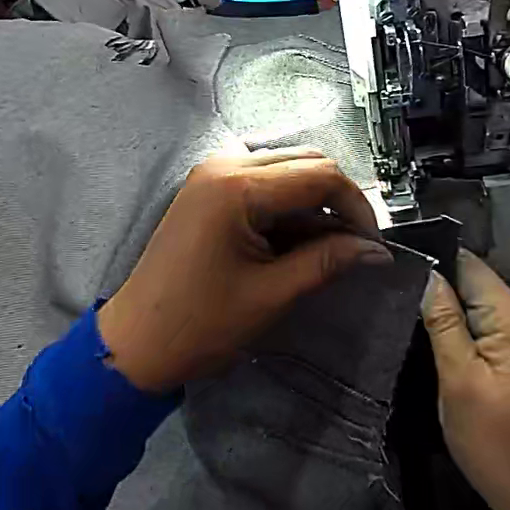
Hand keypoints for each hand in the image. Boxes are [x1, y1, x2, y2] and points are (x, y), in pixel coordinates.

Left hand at [98, 148, 390, 392]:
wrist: (133, 346)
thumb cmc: (197, 325)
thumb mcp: (272, 294)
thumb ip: (328, 261)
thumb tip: (376, 251)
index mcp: (235, 189)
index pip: (320, 175)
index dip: (355, 206)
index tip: (372, 242)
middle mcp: (224, 168)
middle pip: (307, 163)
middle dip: (339, 200)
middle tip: (356, 243)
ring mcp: (213, 176)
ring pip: (289, 170)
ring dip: (316, 203)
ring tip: (329, 246)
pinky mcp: (210, 191)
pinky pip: (266, 184)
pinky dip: (291, 207)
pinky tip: (299, 240)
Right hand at [421, 251, 509, 509]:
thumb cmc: (496, 442)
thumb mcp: (459, 381)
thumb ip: (444, 323)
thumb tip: (428, 276)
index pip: (471, 267)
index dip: (435, 264)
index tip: (398, 267)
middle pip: (476, 284)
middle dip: (440, 288)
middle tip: (395, 297)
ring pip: (480, 305)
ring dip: (450, 311)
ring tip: (408, 316)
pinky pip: (489, 327)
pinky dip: (465, 330)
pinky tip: (438, 341)